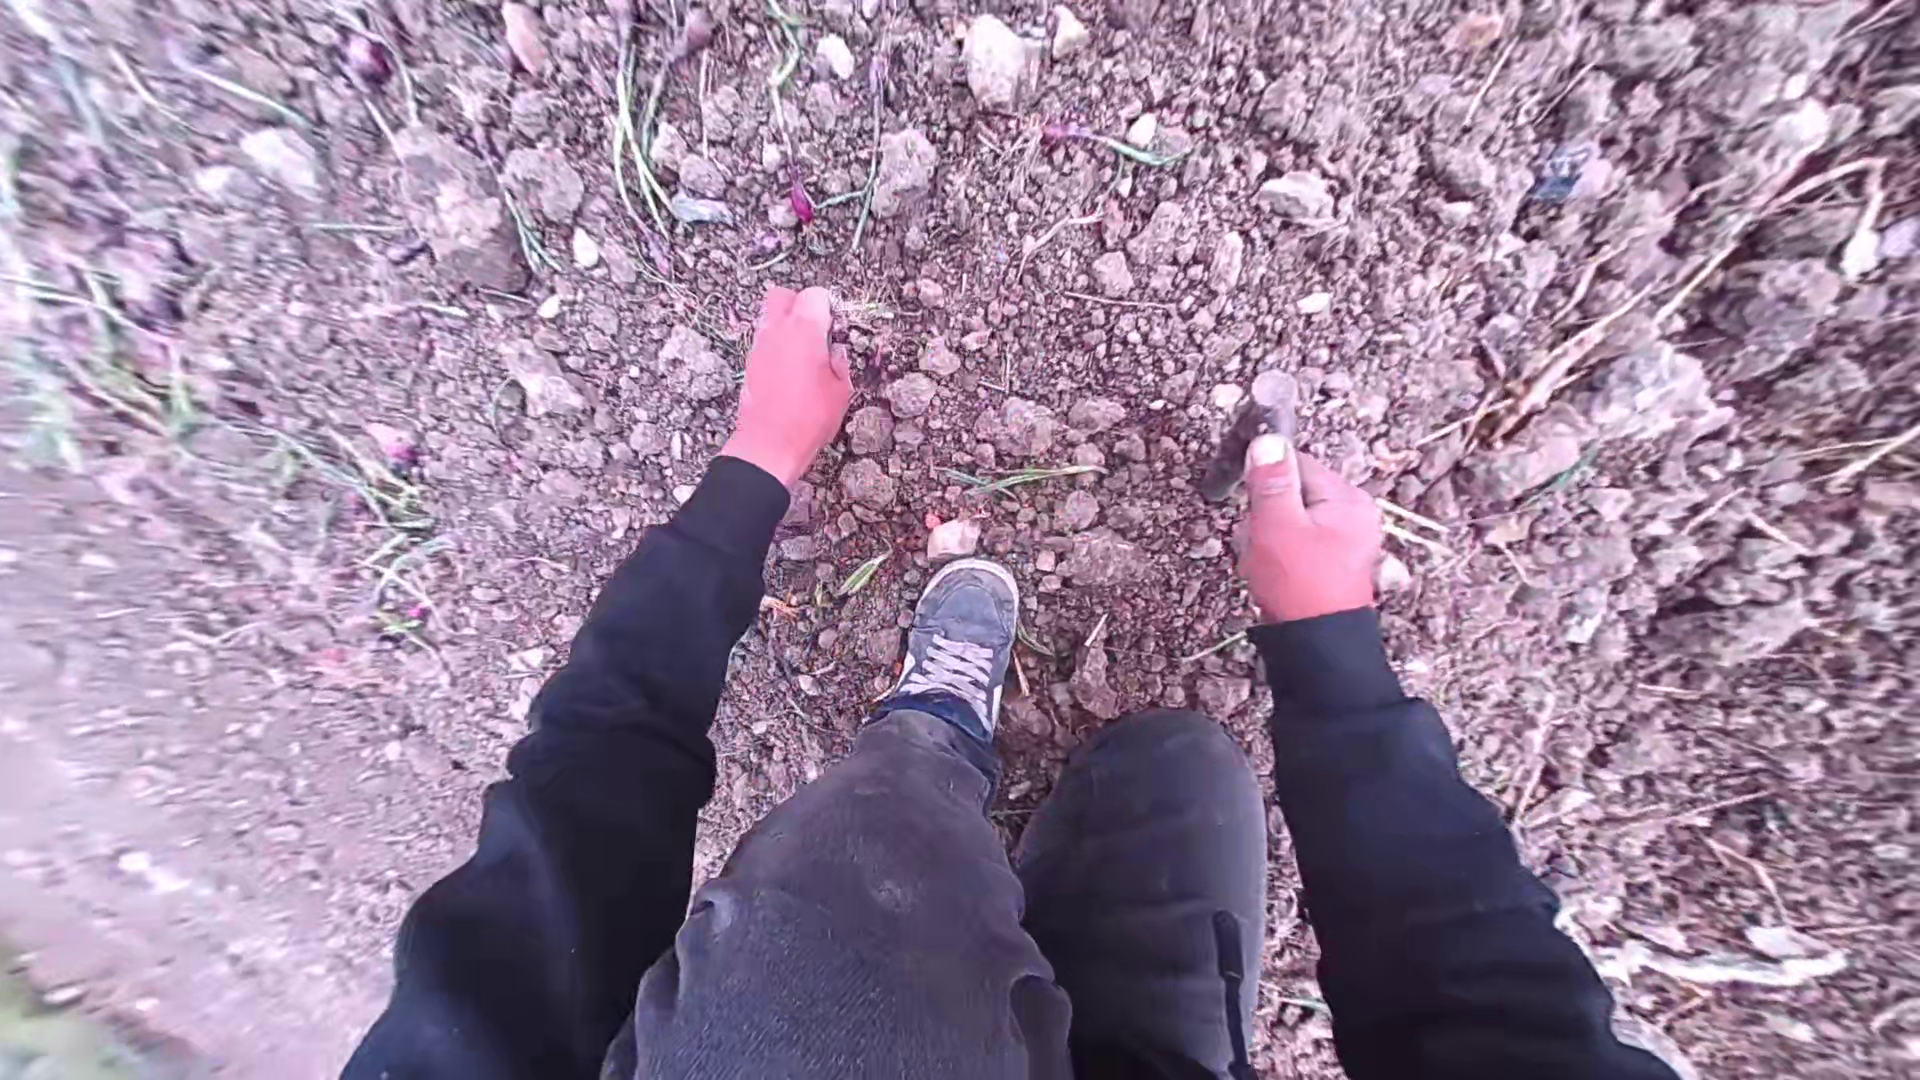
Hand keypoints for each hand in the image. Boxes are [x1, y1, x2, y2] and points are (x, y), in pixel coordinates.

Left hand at [720, 285, 851, 488]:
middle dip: (800, 304)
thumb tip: (835, 351)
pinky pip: (764, 341)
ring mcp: (759, 345)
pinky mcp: (750, 363)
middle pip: (783, 295)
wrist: (770, 444)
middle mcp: (777, 330)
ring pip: (770, 317)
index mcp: (805, 330)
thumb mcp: (841, 391)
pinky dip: (777, 345)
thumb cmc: (809, 419)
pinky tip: (791, 369)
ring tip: (804, 353)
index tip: (835, 325)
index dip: (828, 307)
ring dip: (787, 325)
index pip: (815, 295)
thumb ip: (840, 363)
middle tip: (816, 328)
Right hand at [1239, 434, 1381, 622]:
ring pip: (1286, 519)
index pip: (1297, 465)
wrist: (1314, 644)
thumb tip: (1267, 440)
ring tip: (1264, 560)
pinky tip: (1269, 570)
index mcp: (1347, 500)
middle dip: (1264, 515)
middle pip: (1290, 493)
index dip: (1266, 480)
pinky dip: (1273, 553)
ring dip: (1265, 536)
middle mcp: (1351, 515)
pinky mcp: (1327, 561)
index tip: (1248, 501)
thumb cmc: (1298, 584)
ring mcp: (1341, 540)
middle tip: (1260, 540)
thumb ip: (1271, 482)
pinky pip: (1291, 541)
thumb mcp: (1277, 526)